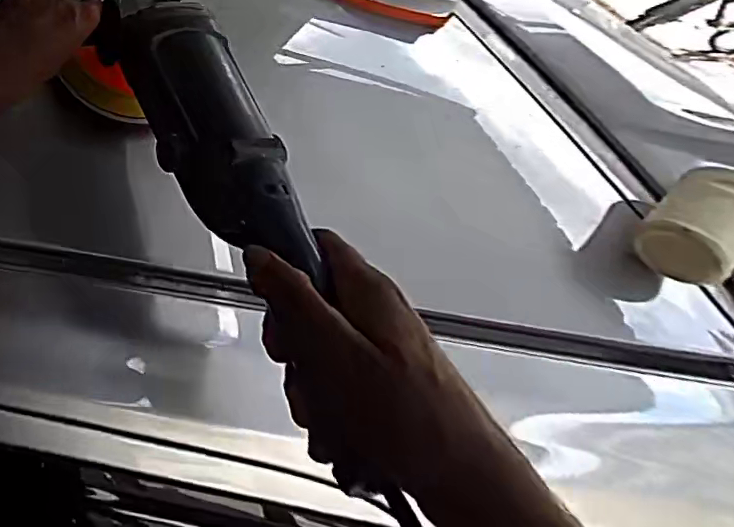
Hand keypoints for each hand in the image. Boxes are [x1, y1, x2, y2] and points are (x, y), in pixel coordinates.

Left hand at [0, 0, 100, 105]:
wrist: (3, 61)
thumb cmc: (31, 67)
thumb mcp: (64, 57)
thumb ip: (69, 38)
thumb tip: (60, 38)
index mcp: (84, 18)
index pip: (93, 6)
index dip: (80, 14)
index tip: (73, 21)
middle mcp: (66, 1)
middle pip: (66, 0)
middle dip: (55, 11)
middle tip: (43, 29)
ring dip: (36, 6)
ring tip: (24, 27)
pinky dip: (19, 2)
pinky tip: (13, 19)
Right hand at [246, 232, 575, 526]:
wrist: (473, 490)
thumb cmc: (414, 418)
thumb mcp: (332, 346)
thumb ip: (292, 294)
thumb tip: (261, 255)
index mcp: (369, 290)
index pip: (314, 243)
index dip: (281, 260)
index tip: (267, 291)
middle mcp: (379, 313)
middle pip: (308, 300)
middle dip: (289, 335)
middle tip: (291, 357)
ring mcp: (385, 350)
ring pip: (318, 344)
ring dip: (305, 377)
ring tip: (319, 406)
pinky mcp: (388, 383)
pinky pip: (338, 377)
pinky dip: (327, 401)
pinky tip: (334, 426)